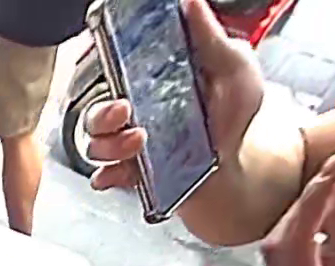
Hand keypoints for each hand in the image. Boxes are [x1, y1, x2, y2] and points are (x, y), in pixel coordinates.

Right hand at [85, 0, 264, 194]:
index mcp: (152, 84)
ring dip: (110, 146)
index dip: (108, 74)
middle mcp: (135, 116)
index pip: (116, 75)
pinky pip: (102, 178)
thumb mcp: (232, 65)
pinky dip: (106, 177)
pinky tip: (119, 173)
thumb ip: (208, 37)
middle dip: (102, 116)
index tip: (121, 77)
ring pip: (95, 147)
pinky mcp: (131, 177)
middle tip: (124, 113)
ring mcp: (130, 148)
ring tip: (139, 142)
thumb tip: (191, 2)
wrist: (240, 163)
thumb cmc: (235, 115)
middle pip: (95, 116)